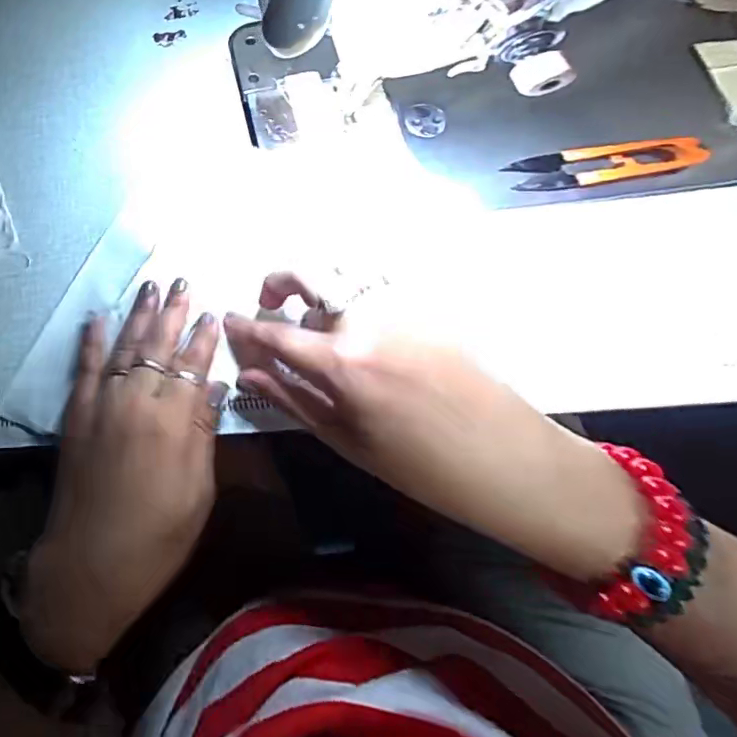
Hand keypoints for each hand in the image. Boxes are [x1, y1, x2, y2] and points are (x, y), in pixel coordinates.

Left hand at [20, 278, 225, 673]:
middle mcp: (138, 400)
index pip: (193, 364)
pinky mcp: (77, 415)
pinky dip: (92, 340)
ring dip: (139, 315)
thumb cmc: (158, 536)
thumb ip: (204, 433)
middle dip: (172, 312)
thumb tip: (212, 387)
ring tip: (150, 287)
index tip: (211, 313)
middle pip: (160, 346)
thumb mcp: (199, 490)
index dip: (203, 338)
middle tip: (182, 282)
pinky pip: (86, 368)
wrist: (90, 566)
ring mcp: (104, 404)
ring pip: (126, 347)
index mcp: (174, 419)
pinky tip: (99, 317)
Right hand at [224, 272, 642, 580]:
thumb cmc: (420, 466)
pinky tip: (354, 315)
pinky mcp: (426, 304)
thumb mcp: (346, 440)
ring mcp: (400, 305)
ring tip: (312, 311)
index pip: (276, 332)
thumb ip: (292, 398)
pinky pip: (377, 280)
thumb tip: (247, 370)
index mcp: (343, 362)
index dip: (246, 326)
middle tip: (269, 302)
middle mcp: (367, 321)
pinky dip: (353, 287)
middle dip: (276, 281)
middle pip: (306, 274)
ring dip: (315, 282)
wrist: (507, 458)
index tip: (230, 321)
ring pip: (342, 270)